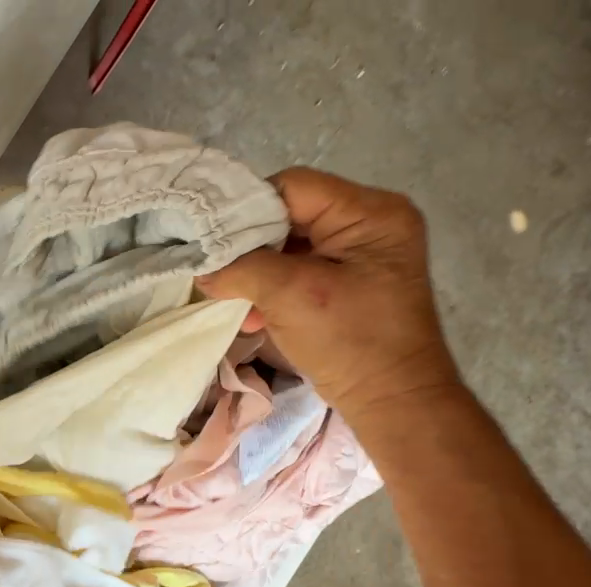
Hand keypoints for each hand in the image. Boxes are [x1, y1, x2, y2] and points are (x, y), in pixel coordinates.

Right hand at [199, 166, 463, 418]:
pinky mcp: (344, 281)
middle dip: (246, 244)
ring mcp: (357, 253)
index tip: (209, 243)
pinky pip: (294, 269)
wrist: (389, 394)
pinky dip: (266, 287)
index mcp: (369, 213)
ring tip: (231, 296)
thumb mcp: (290, 295)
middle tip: (214, 270)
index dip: (245, 210)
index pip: (291, 187)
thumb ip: (242, 269)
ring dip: (252, 270)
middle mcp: (367, 222)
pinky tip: (250, 312)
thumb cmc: (350, 339)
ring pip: (285, 244)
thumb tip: (201, 267)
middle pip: (287, 214)